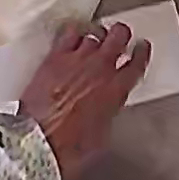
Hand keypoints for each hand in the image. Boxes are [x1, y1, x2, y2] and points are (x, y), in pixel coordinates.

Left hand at [20, 21, 150, 179]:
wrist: (36, 144)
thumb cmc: (68, 147)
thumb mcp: (103, 135)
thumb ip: (110, 110)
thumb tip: (108, 107)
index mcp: (116, 89)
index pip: (138, 61)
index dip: (142, 51)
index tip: (141, 47)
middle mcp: (100, 69)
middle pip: (119, 35)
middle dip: (121, 34)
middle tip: (119, 37)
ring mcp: (78, 59)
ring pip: (96, 32)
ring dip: (97, 36)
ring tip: (94, 39)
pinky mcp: (55, 57)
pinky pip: (70, 33)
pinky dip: (75, 33)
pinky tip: (74, 37)